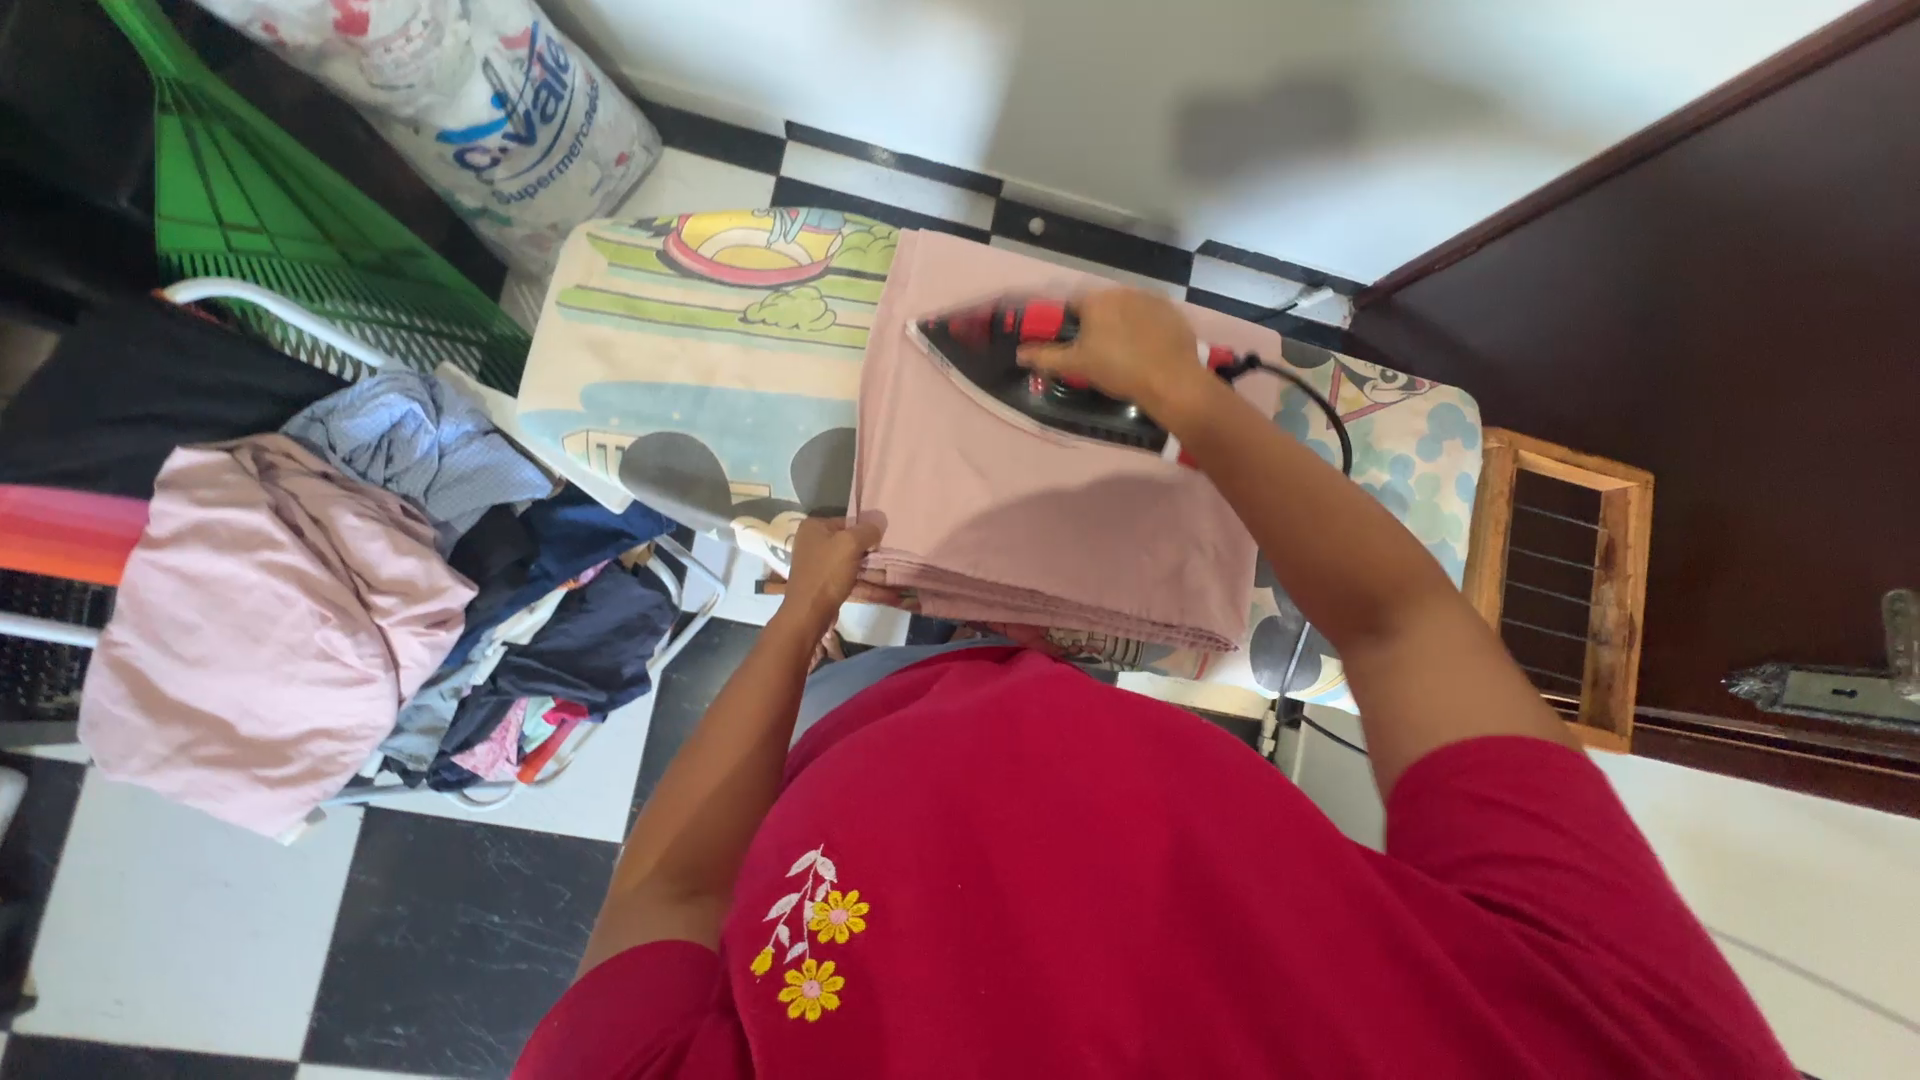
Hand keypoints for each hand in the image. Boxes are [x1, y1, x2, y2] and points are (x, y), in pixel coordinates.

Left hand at [780, 516, 884, 629]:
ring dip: (869, 567)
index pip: (848, 521)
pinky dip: (863, 581)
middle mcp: (813, 542)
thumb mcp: (850, 544)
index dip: (867, 530)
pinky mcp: (824, 582)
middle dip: (869, 550)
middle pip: (849, 542)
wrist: (810, 612)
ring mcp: (817, 563)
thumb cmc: (827, 573)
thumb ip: (867, 530)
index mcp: (814, 526)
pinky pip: (847, 577)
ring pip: (850, 561)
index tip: (884, 541)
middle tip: (889, 556)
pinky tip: (883, 588)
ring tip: (891, 572)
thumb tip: (880, 521)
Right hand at [1016, 288, 1205, 411]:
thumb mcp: (1077, 365)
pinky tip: (1147, 350)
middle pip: (1101, 305)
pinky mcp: (1172, 311)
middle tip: (1100, 353)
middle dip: (1097, 324)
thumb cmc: (1118, 370)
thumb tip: (1020, 353)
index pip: (1073, 305)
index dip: (1071, 325)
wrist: (1170, 380)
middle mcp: (1122, 291)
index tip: (1076, 346)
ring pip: (1127, 309)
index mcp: (1096, 300)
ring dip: (1122, 324)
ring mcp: (1151, 298)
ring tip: (1126, 353)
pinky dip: (1146, 328)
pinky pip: (1151, 316)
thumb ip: (1046, 356)